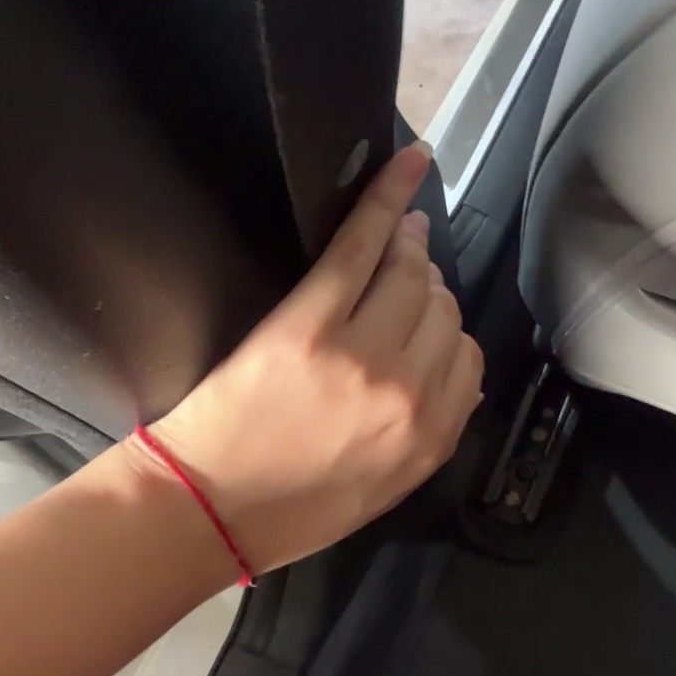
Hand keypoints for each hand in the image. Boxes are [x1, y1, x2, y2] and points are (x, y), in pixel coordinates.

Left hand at [137, 141, 481, 572]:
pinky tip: (403, 164)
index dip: (446, 331)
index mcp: (428, 437)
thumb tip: (451, 380)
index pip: (467, 357)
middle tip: (408, 270)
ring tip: (402, 231)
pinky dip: (385, 198)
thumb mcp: (380, 489)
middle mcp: (408, 391)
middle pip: (442, 309)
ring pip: (410, 274)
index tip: (426, 318)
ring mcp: (362, 352)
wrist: (208, 510)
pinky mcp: (310, 321)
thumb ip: (425, 435)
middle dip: (428, 287)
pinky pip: (360, 247)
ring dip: (410, 246)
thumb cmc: (289, 509)